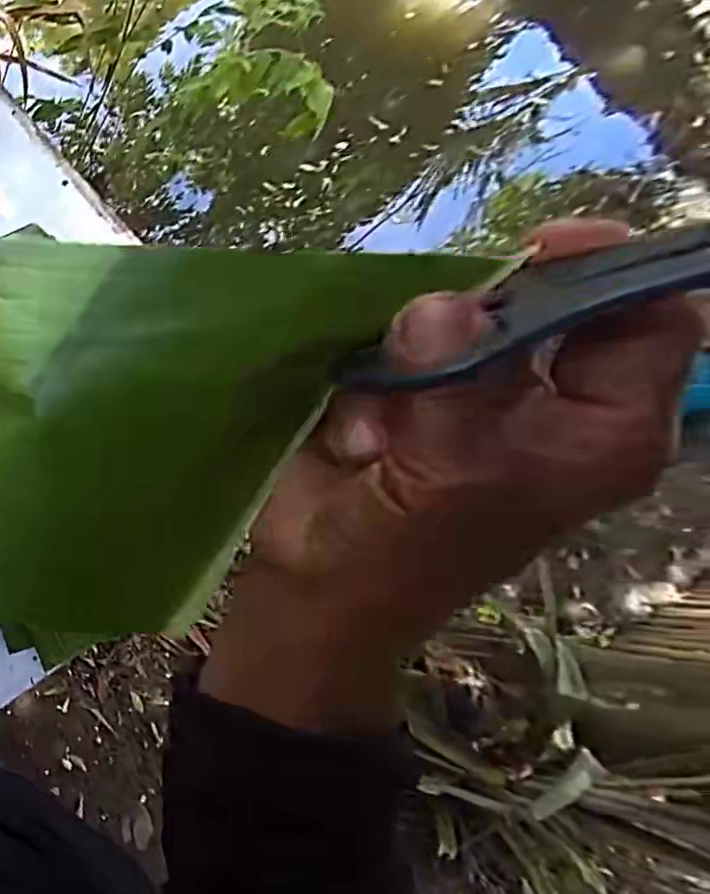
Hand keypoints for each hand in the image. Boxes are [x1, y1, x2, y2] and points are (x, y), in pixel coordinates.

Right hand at [203, 219, 706, 733]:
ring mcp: (447, 408)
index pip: (641, 322)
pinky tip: (347, 445)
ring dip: (391, 379)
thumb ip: (453, 388)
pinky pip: (373, 368)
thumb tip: (441, 304)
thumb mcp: (448, 476)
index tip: (537, 247)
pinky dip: (354, 394)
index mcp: (594, 426)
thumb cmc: (398, 552)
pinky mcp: (380, 413)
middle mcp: (529, 407)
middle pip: (522, 321)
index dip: (602, 276)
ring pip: (432, 342)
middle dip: (461, 336)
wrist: (310, 588)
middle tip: (412, 346)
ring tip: (370, 444)